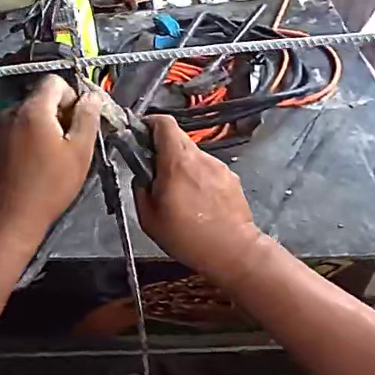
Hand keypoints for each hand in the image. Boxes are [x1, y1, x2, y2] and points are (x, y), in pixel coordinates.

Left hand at [0, 75, 100, 238]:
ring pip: (27, 114)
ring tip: (50, 156)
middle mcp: (9, 112)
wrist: (9, 218)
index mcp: (33, 110)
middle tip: (68, 143)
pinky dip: (26, 138)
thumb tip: (92, 97)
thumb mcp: (79, 152)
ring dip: (42, 127)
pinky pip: (14, 129)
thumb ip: (88, 117)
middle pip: (40, 98)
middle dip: (58, 114)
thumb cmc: (49, 188)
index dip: (72, 97)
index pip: (55, 81)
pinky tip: (33, 163)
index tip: (78, 122)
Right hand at [134, 116, 278, 286]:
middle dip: (163, 148)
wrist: (234, 251)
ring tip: (179, 193)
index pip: (164, 123)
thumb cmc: (189, 237)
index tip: (141, 134)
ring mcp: (218, 166)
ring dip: (182, 165)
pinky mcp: (231, 177)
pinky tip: (198, 201)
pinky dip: (199, 177)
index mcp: (177, 162)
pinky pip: (208, 169)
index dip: (150, 123)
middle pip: (178, 137)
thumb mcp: (149, 219)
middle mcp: (200, 158)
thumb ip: (140, 190)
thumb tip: (141, 177)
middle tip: (155, 170)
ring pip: (193, 154)